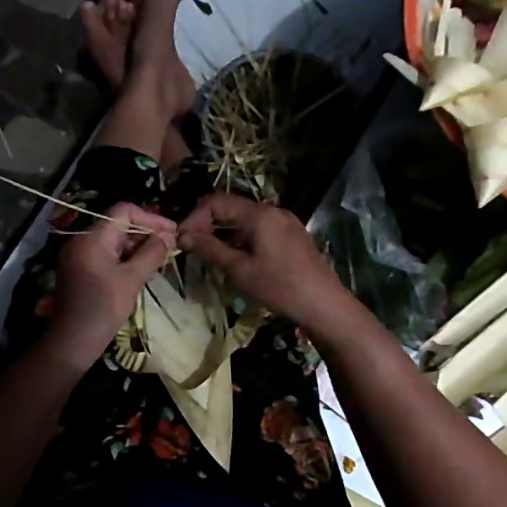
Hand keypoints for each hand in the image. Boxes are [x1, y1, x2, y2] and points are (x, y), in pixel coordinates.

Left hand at [40, 203, 175, 366]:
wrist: (73, 340)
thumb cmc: (103, 307)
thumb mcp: (132, 278)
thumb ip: (151, 253)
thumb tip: (168, 237)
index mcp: (91, 237)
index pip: (123, 211)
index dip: (151, 218)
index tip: (172, 231)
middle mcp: (81, 240)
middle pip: (118, 224)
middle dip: (146, 232)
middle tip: (171, 245)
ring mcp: (78, 255)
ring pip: (112, 240)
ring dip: (137, 246)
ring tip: (161, 257)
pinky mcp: (79, 270)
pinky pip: (105, 255)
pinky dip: (124, 257)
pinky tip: (142, 267)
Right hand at [177, 193, 344, 327]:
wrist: (324, 304)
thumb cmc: (279, 287)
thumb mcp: (239, 270)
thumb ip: (210, 248)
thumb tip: (182, 236)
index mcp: (259, 215)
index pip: (216, 202)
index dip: (194, 218)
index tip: (182, 240)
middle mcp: (272, 210)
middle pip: (230, 206)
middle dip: (206, 223)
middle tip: (191, 246)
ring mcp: (284, 221)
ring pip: (243, 217)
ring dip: (222, 230)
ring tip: (209, 252)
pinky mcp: (291, 234)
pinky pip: (258, 226)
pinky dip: (239, 235)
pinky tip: (235, 255)